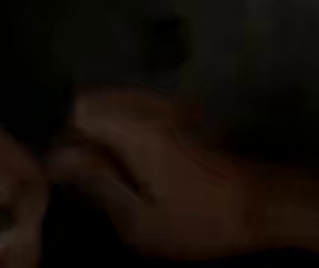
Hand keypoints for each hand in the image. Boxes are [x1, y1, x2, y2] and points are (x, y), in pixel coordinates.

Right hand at [47, 89, 275, 259]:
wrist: (255, 203)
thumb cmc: (198, 219)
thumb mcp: (142, 219)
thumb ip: (100, 182)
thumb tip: (62, 159)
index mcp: (136, 127)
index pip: (82, 108)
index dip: (71, 138)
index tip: (75, 171)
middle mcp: (148, 103)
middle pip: (97, 99)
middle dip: (86, 132)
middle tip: (94, 176)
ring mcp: (165, 101)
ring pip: (116, 101)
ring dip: (106, 128)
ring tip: (115, 171)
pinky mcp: (178, 107)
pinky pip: (136, 105)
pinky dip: (126, 125)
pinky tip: (138, 160)